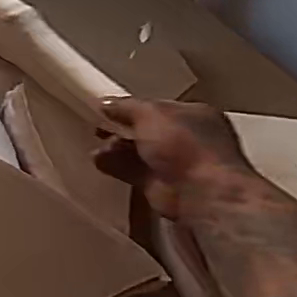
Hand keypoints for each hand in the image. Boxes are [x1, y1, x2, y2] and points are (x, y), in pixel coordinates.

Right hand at [91, 98, 256, 219]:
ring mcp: (174, 163)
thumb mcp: (150, 113)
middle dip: (120, 129)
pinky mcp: (160, 185)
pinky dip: (114, 166)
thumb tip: (106, 103)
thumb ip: (126, 106)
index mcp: (194, 115)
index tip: (106, 108)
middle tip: (98, 128)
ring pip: (137, 152)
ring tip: (96, 147)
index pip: (158, 107)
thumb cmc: (184, 146)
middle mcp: (187, 138)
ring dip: (115, 149)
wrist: (200, 193)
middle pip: (146, 130)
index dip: (131, 107)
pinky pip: (131, 171)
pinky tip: (98, 161)